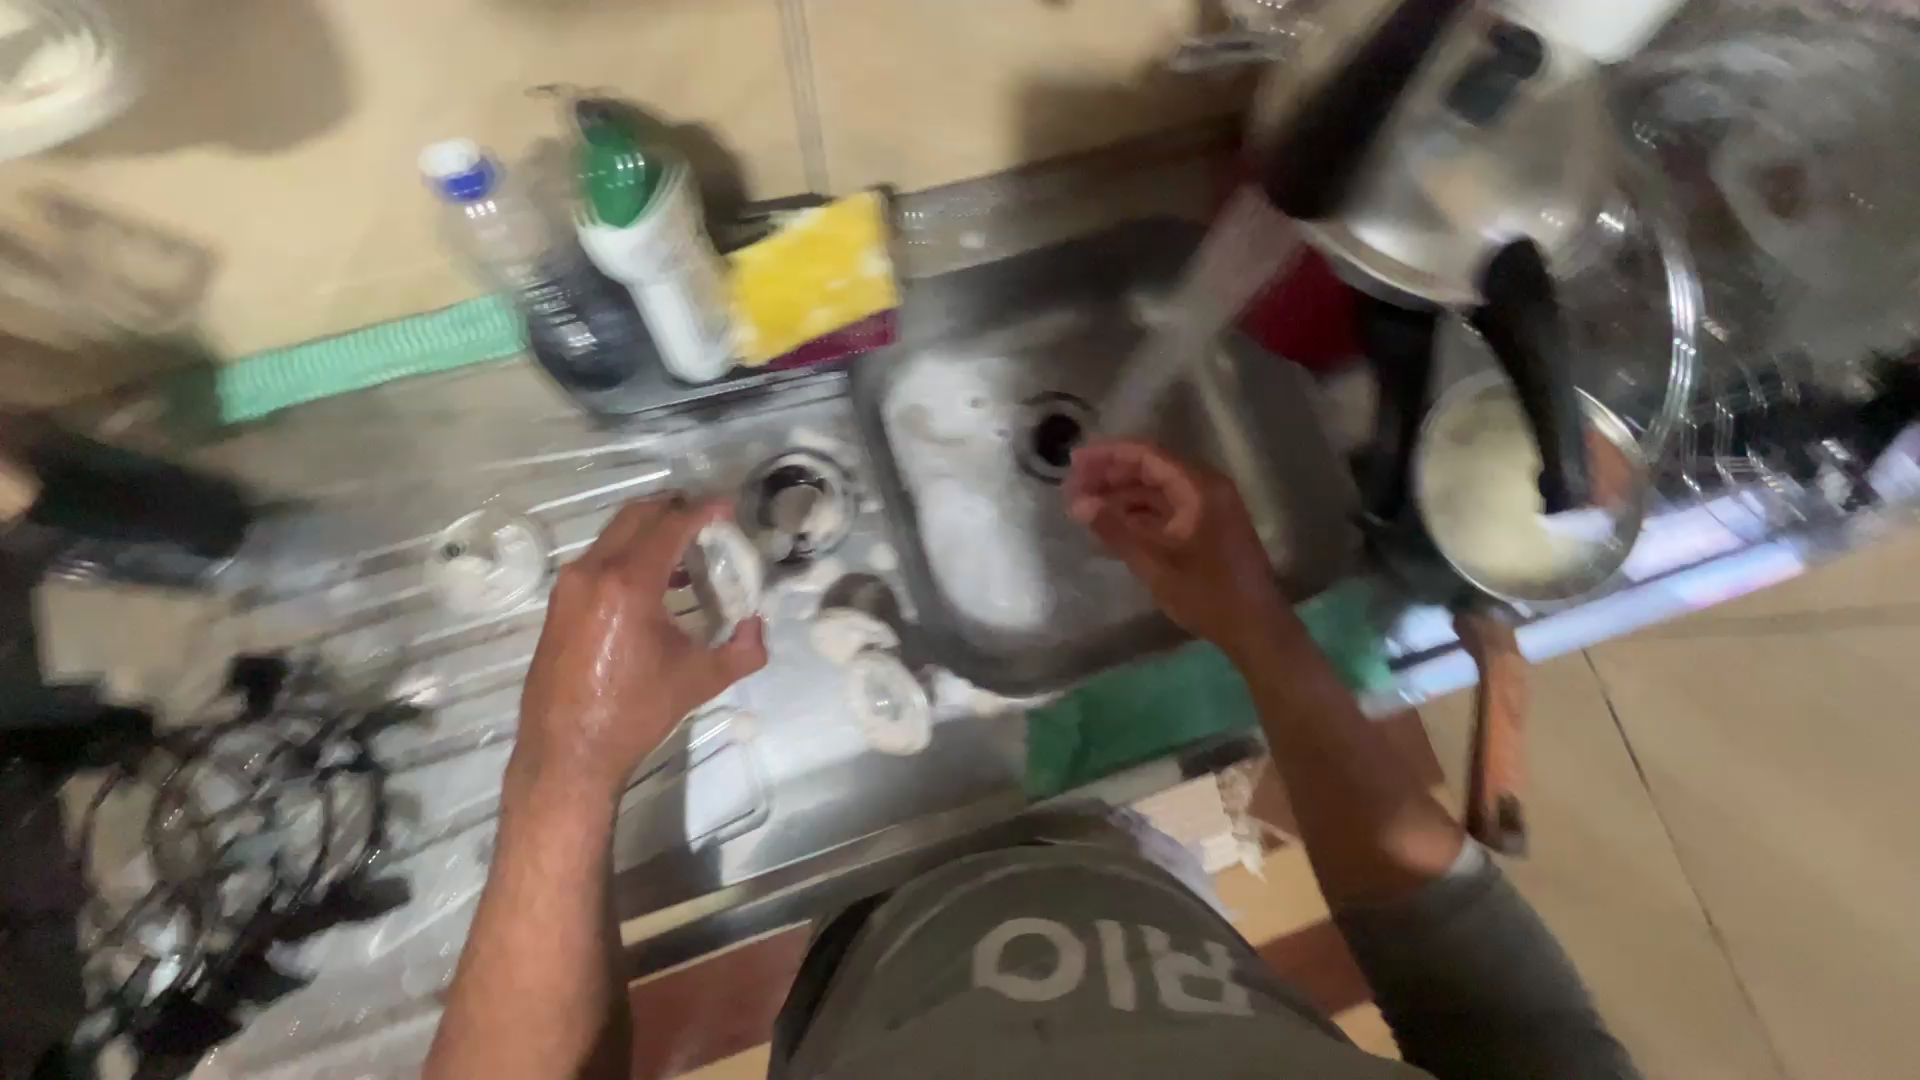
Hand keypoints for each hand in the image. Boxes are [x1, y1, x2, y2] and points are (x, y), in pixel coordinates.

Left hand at [511, 496, 767, 800]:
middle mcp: (593, 572)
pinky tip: (657, 579)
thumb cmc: (637, 712)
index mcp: (629, 584)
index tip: (728, 505)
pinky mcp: (560, 603)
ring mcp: (570, 586)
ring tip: (688, 547)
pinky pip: (600, 558)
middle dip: (675, 507)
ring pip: (614, 534)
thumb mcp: (702, 680)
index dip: (702, 509)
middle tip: (708, 516)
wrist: (568, 753)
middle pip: (636, 516)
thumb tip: (758, 625)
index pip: (670, 526)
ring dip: (651, 529)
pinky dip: (631, 552)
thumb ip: (745, 649)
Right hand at [1067, 438, 1293, 659]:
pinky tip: (1112, 524)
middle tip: (1072, 487)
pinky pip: (1166, 508)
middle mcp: (1205, 488)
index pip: (1147, 455)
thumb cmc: (1208, 594)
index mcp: (1199, 487)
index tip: (1074, 462)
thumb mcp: (1154, 563)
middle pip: (1151, 468)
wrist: (1256, 628)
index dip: (1107, 455)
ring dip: (1121, 495)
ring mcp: (1208, 507)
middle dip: (1110, 475)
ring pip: (1156, 489)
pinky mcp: (1206, 527)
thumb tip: (1078, 504)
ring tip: (1085, 506)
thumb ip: (1115, 529)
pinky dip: (1138, 513)